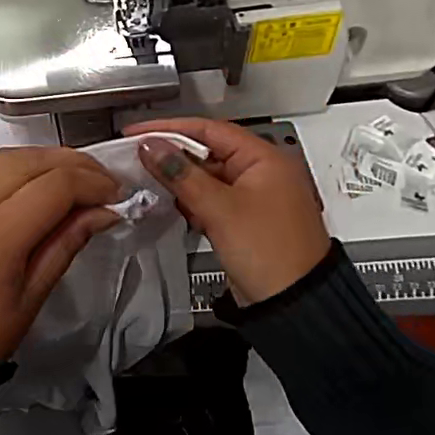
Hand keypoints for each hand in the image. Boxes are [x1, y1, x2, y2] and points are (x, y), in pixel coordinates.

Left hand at [0, 147, 121, 369]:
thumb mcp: (35, 293)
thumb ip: (68, 242)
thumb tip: (104, 210)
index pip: (53, 187)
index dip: (91, 184)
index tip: (116, 194)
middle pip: (31, 161)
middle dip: (74, 164)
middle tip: (104, 181)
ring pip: (8, 156)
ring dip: (47, 159)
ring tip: (78, 177)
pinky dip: (21, 165)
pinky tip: (42, 179)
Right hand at [126, 118, 330, 305]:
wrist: (296, 305)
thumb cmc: (276, 257)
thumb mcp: (220, 209)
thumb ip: (182, 175)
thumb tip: (154, 148)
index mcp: (264, 159)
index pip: (208, 130)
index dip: (170, 128)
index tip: (140, 132)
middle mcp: (260, 173)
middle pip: (206, 152)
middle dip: (172, 156)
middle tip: (139, 157)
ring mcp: (252, 198)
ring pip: (206, 177)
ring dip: (179, 180)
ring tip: (149, 181)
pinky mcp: (244, 220)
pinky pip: (211, 200)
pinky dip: (190, 201)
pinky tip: (172, 205)